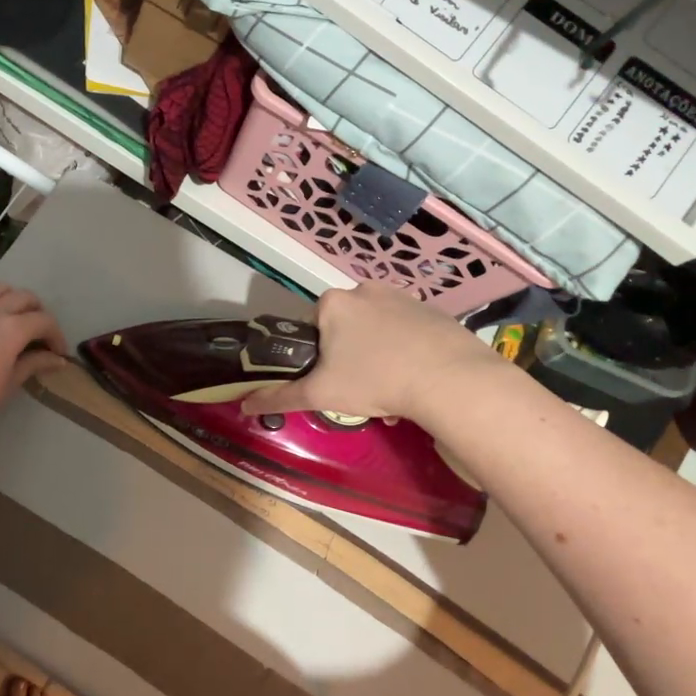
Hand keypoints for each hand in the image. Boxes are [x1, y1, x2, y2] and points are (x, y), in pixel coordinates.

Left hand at [0, 285, 68, 441]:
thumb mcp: (11, 381)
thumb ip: (35, 363)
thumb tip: (58, 360)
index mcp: (12, 328)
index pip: (43, 321)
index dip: (56, 335)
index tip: (58, 351)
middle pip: (24, 298)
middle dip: (38, 313)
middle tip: (40, 335)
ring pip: (0, 291)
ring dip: (15, 301)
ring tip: (16, 322)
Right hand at [241, 284, 499, 420]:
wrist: (451, 380)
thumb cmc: (375, 380)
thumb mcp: (320, 394)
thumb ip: (279, 397)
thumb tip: (244, 405)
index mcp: (333, 303)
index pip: (311, 325)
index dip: (316, 354)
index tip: (328, 377)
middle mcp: (365, 290)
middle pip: (344, 326)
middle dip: (348, 354)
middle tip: (357, 387)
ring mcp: (404, 297)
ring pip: (377, 329)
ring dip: (376, 354)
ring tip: (389, 390)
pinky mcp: (435, 311)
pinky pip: (407, 330)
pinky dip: (406, 351)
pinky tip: (414, 380)